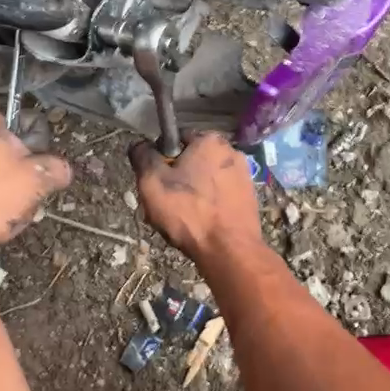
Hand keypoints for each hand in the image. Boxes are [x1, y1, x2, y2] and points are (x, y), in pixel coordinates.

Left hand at [0, 113, 71, 279]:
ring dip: (15, 200)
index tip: (38, 151)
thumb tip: (61, 170)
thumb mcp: (37, 176)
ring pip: (2, 183)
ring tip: (15, 213)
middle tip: (32, 189)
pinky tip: (1, 226)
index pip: (9, 119)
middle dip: (25, 177)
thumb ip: (54, 168)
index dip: (27, 133)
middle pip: (10, 156)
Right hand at [129, 132, 262, 262]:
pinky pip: (219, 197)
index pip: (176, 139)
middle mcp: (232, 151)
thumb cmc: (188, 211)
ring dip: (192, 195)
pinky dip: (208, 207)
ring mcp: (244, 176)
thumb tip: (140, 145)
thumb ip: (142, 156)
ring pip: (205, 181)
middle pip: (192, 161)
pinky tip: (201, 225)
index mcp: (210, 140)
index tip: (156, 182)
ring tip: (182, 219)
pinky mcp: (250, 198)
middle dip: (177, 179)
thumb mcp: (152, 181)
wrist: (229, 250)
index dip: (161, 160)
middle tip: (166, 204)